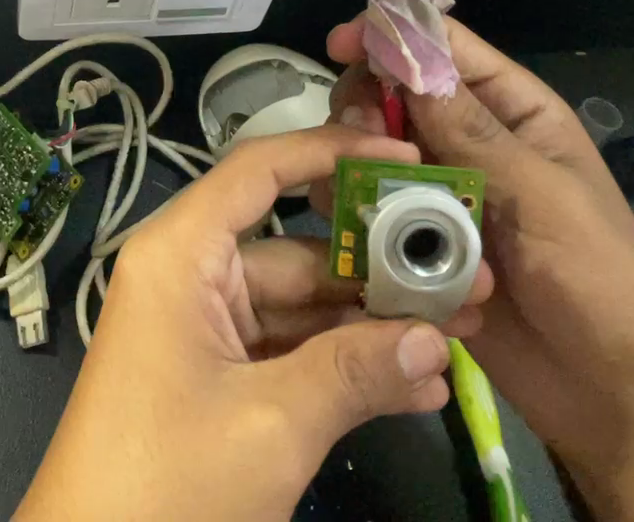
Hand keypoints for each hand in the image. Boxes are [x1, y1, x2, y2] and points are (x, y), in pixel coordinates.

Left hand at [15, 125, 493, 521]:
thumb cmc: (168, 478)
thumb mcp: (271, 425)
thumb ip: (354, 374)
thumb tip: (435, 340)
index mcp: (182, 254)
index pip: (259, 172)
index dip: (330, 154)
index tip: (405, 159)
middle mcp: (192, 275)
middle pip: (295, 246)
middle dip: (378, 264)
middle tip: (465, 271)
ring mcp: (204, 327)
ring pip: (300, 305)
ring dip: (372, 321)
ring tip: (463, 328)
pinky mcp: (215, 374)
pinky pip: (287, 352)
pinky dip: (343, 365)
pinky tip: (418, 385)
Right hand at [325, 17, 633, 520]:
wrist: (612, 393)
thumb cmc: (600, 280)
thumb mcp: (542, 196)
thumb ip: (469, 129)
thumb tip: (405, 55)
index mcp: (513, 113)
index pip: (445, 49)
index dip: (392, 35)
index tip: (341, 44)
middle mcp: (469, 141)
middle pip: (393, 92)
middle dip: (365, 106)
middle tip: (357, 139)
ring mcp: (438, 191)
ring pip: (370, 147)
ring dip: (353, 159)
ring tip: (354, 192)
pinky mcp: (416, 237)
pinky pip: (367, 204)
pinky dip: (351, 206)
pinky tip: (348, 226)